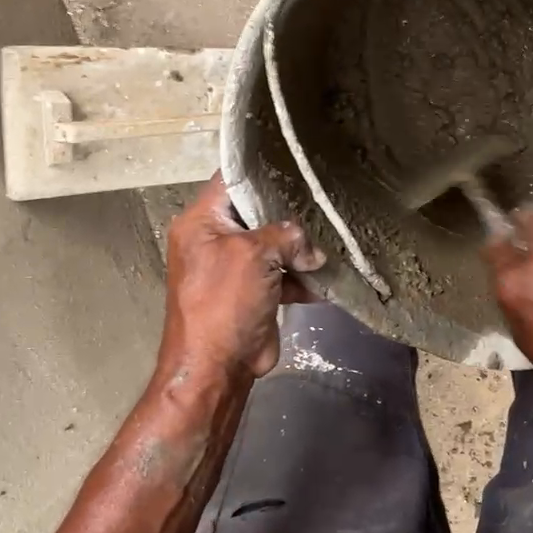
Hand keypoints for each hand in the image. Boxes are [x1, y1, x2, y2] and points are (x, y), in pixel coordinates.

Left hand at [159, 174, 324, 383]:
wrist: (217, 367)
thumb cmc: (224, 302)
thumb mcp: (255, 254)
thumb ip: (286, 235)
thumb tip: (310, 250)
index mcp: (201, 223)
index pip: (231, 181)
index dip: (262, 171)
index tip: (298, 165)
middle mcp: (215, 240)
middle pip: (258, 213)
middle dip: (290, 214)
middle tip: (323, 203)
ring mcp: (234, 267)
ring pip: (275, 245)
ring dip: (301, 250)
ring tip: (331, 243)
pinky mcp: (253, 292)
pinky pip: (282, 274)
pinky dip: (301, 278)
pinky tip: (325, 280)